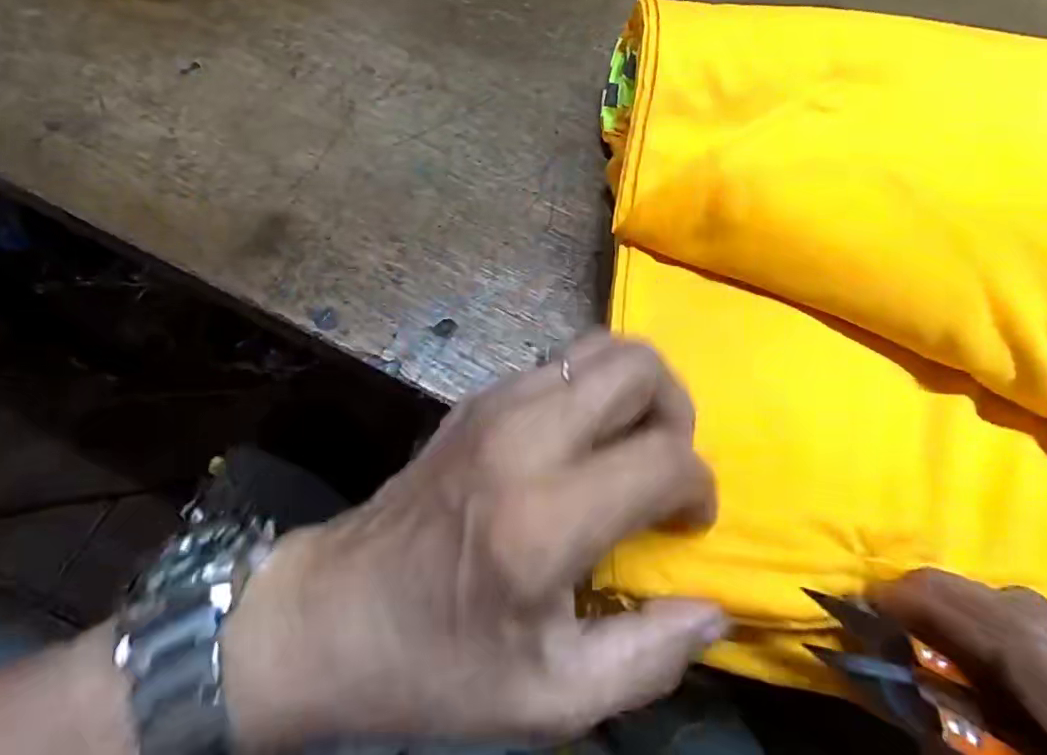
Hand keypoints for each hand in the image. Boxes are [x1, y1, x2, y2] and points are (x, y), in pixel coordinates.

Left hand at [222, 333, 725, 748]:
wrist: (330, 616)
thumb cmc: (438, 665)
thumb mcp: (549, 699)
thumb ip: (647, 658)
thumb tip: (716, 609)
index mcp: (545, 519)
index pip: (664, 458)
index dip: (698, 488)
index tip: (688, 523)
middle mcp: (526, 438)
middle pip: (639, 368)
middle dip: (677, 409)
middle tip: (665, 464)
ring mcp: (497, 404)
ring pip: (604, 347)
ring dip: (639, 389)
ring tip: (633, 443)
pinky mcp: (478, 396)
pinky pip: (563, 359)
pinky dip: (595, 387)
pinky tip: (584, 439)